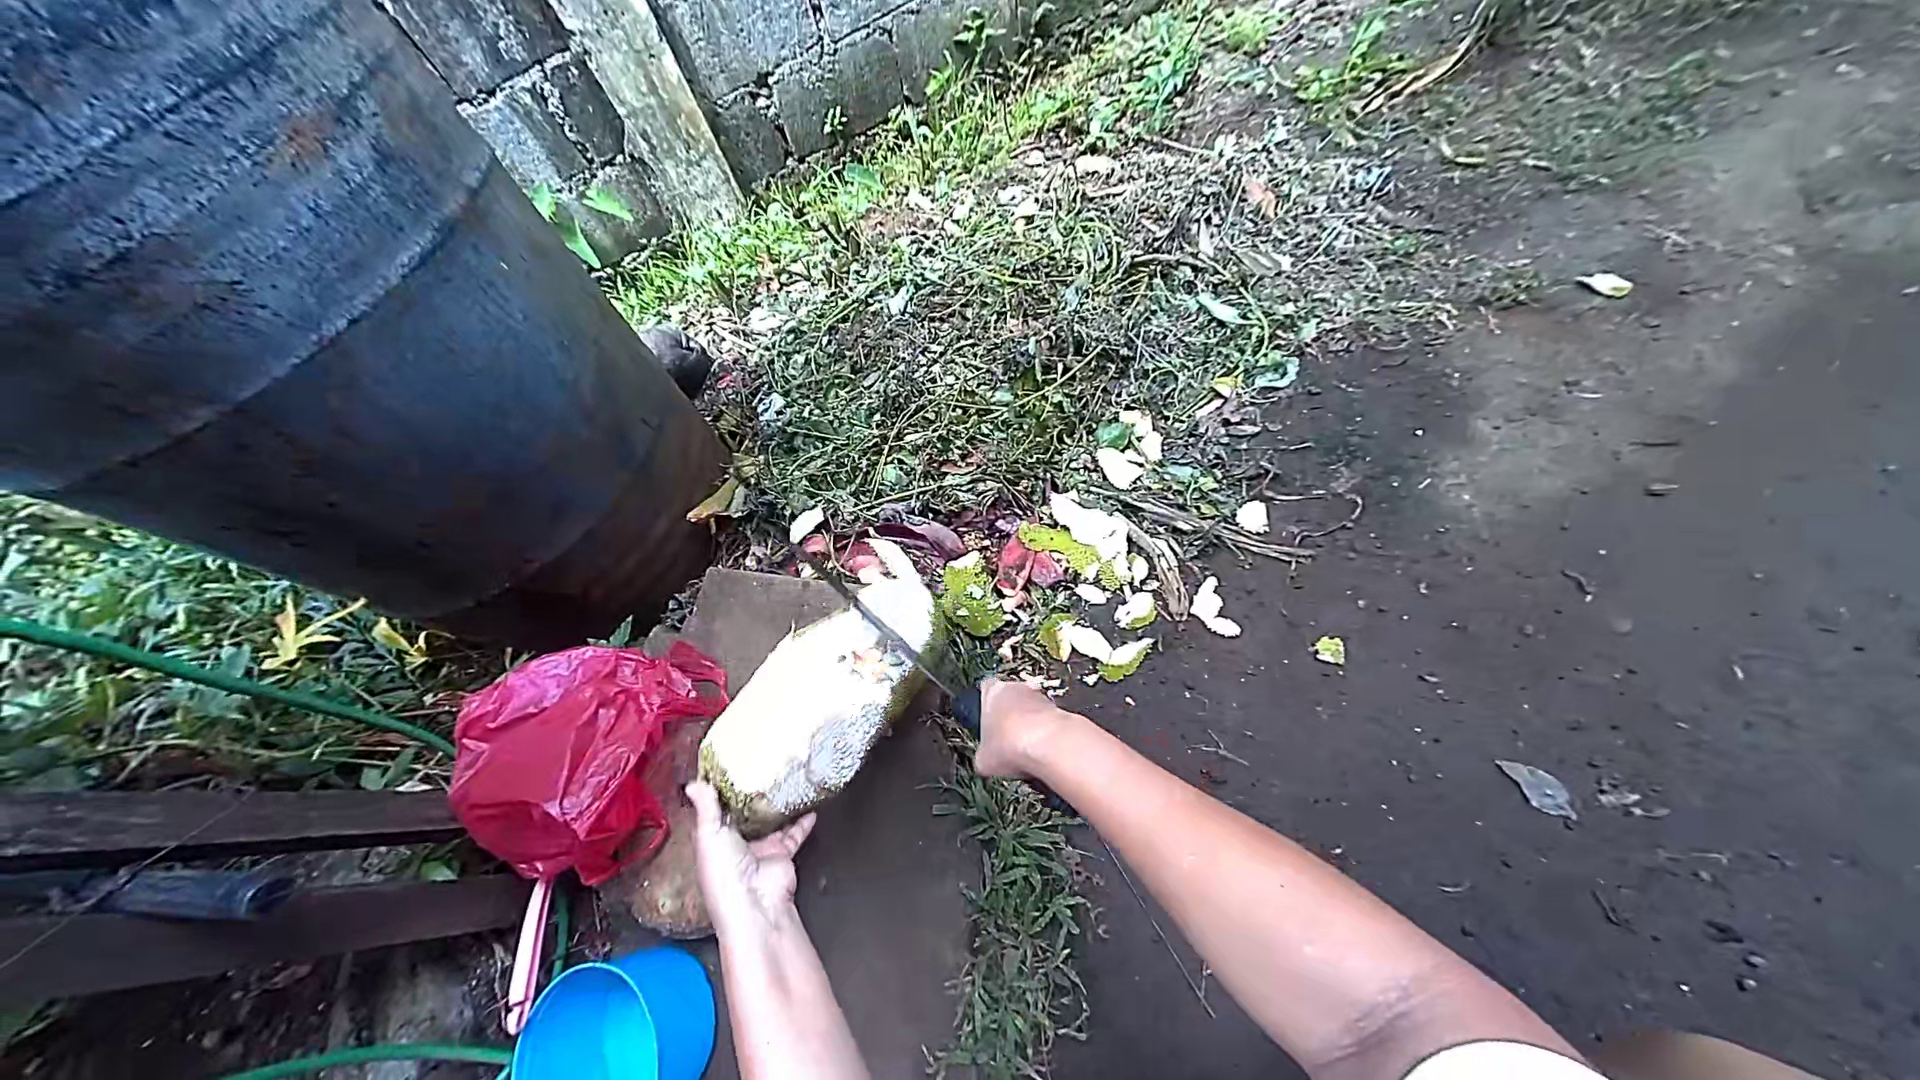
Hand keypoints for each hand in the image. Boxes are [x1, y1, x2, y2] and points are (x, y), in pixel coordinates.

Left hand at [686, 781, 815, 937]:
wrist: (756, 903)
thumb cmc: (724, 874)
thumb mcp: (709, 835)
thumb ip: (705, 808)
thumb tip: (693, 783)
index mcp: (714, 841)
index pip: (716, 813)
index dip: (720, 792)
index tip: (727, 769)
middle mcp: (737, 846)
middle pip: (745, 816)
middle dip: (752, 797)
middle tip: (760, 769)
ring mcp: (761, 849)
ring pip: (771, 822)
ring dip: (777, 806)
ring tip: (785, 782)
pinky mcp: (782, 853)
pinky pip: (794, 834)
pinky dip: (802, 821)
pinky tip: (809, 807)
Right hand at [971, 677, 1067, 778]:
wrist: (1049, 747)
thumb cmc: (1012, 745)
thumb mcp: (983, 759)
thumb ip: (983, 754)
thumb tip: (985, 762)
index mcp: (993, 691)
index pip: (985, 689)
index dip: (985, 706)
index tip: (986, 721)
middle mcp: (1018, 687)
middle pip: (1011, 699)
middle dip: (1010, 718)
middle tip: (1006, 742)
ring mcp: (1042, 697)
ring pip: (1033, 710)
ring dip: (1031, 727)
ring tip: (1027, 753)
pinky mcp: (1061, 711)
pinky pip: (1050, 722)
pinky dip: (1048, 736)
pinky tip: (1044, 755)